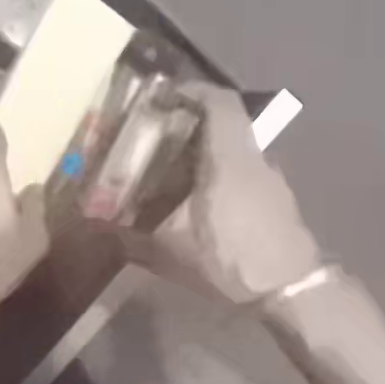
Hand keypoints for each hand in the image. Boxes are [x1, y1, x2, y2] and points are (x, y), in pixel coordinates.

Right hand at [140, 84, 321, 302]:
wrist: (289, 291)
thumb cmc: (230, 260)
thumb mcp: (172, 252)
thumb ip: (131, 238)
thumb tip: (95, 229)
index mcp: (230, 157)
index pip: (218, 101)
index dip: (191, 91)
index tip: (163, 98)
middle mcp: (255, 158)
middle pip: (224, 126)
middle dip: (190, 128)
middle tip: (157, 142)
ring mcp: (271, 180)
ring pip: (235, 152)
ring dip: (207, 157)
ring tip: (174, 178)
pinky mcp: (277, 202)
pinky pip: (245, 175)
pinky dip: (222, 178)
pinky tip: (201, 206)